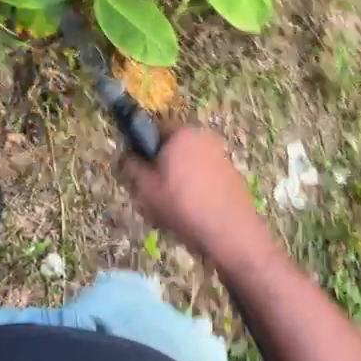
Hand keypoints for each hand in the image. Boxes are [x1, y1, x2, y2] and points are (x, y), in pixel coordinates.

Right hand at [120, 126, 269, 264]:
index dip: (144, 148)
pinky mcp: (233, 172)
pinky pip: (206, 174)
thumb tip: (128, 157)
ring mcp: (220, 154)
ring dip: (181, 176)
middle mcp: (203, 136)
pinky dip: (198, 185)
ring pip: (190, 161)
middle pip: (174, 146)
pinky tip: (195, 210)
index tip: (141, 169)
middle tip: (155, 191)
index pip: (155, 128)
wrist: (231, 231)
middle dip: (163, 164)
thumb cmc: (183, 205)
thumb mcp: (146, 190)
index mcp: (180, 134)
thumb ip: (132, 168)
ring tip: (175, 206)